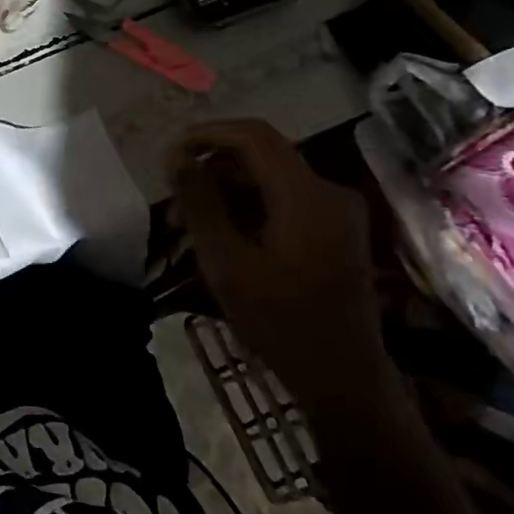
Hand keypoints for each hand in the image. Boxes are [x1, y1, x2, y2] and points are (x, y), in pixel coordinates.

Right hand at [168, 120, 380, 386]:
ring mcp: (337, 211)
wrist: (344, 379)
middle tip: (173, 202)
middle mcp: (329, 191)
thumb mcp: (227, 263)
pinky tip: (221, 236)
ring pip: (271, 180)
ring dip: (227, 193)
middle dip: (212, 171)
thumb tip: (176, 158)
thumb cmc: (280, 323)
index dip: (207, 135)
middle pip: (262, 156)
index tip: (170, 155)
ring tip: (188, 226)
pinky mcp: (336, 231)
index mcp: (307, 195)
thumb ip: (200, 204)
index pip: (253, 136)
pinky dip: (250, 209)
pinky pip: (286, 201)